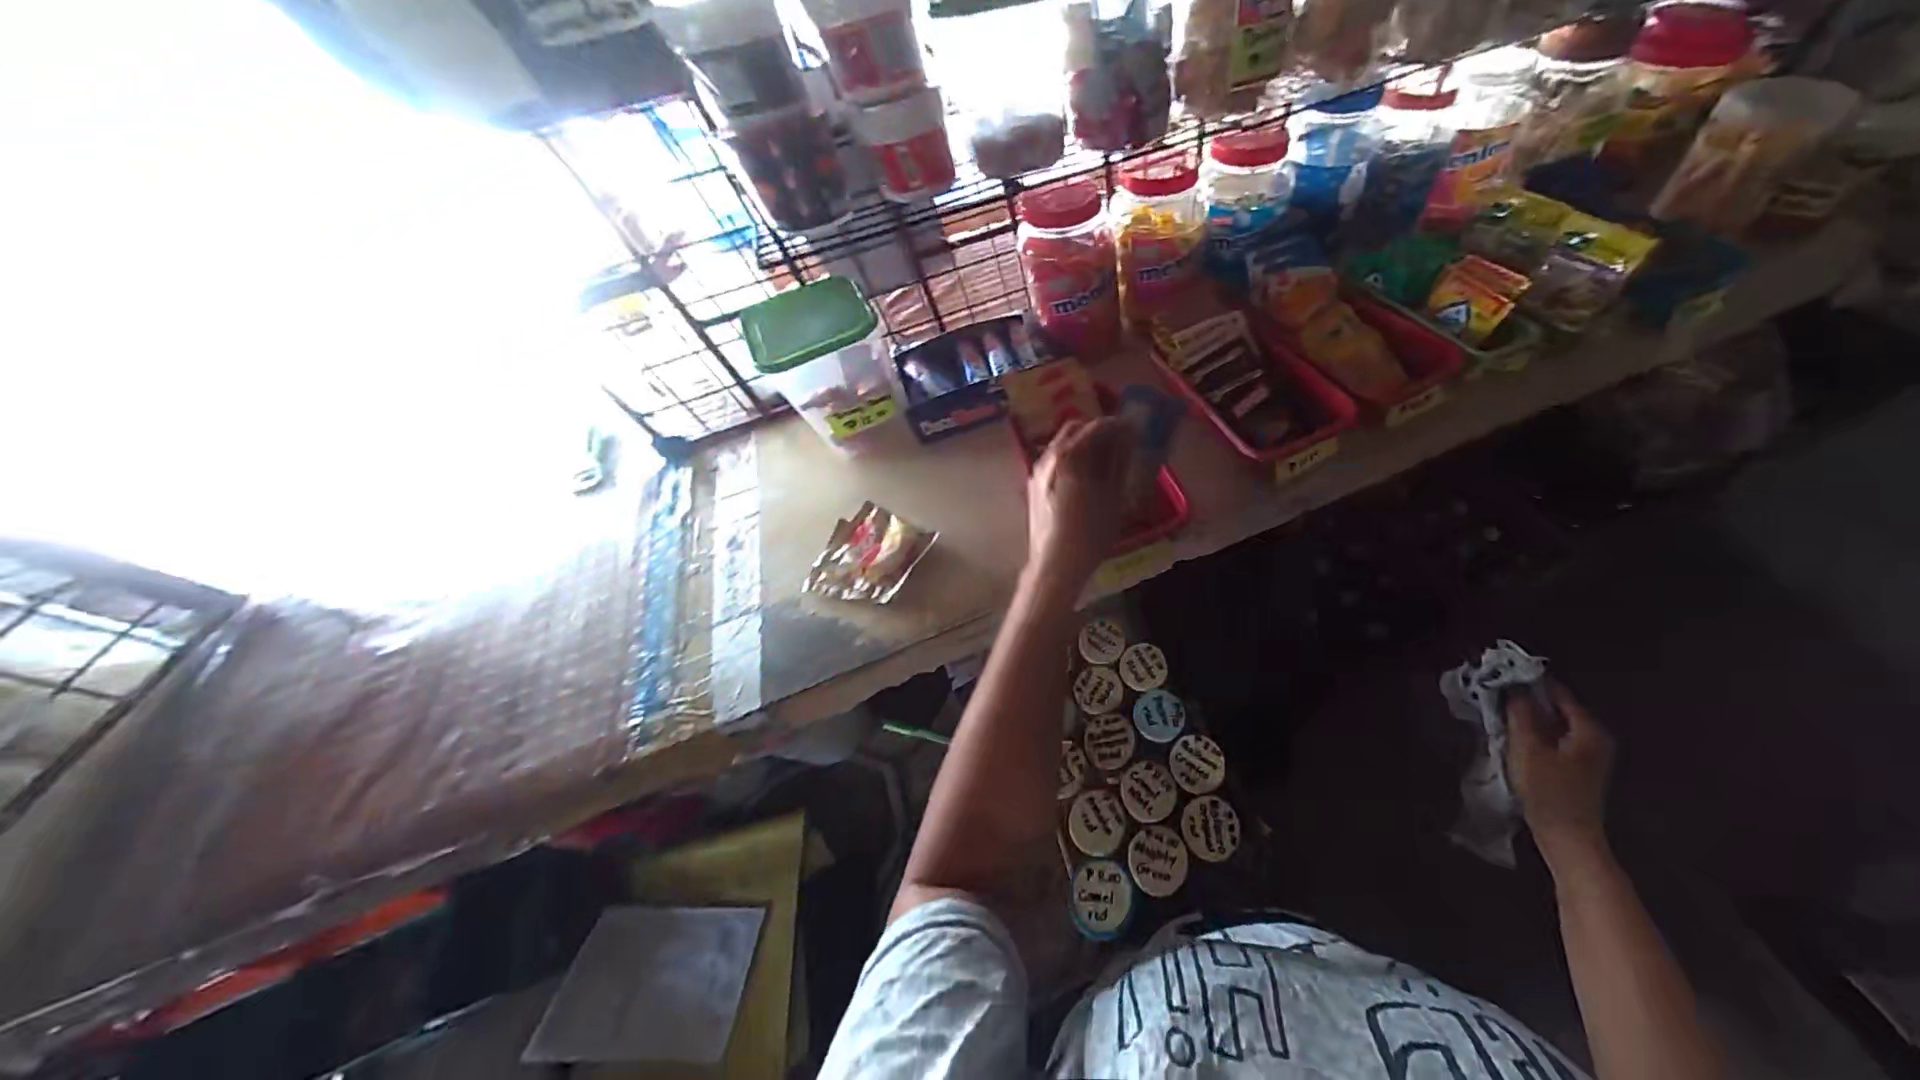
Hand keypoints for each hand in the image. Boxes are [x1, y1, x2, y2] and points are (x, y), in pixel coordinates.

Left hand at [1027, 417, 1130, 583]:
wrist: (1055, 565)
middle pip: (1072, 431)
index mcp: (1067, 456)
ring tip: (1107, 460)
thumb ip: (1119, 461)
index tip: (1133, 428)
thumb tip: (1128, 434)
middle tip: (1120, 441)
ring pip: (1061, 446)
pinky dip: (1073, 460)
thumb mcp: (1112, 496)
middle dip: (1096, 431)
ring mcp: (1037, 473)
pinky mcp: (1035, 489)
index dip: (1116, 425)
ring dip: (1083, 445)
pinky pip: (1055, 463)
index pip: (1094, 427)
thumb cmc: (1089, 533)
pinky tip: (1088, 478)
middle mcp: (1047, 458)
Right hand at [1507, 681, 1614, 860]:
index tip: (1501, 678)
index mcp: (1590, 730)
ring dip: (1527, 719)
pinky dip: (1533, 734)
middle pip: (1556, 709)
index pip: (1558, 693)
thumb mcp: (1527, 748)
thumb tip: (1514, 688)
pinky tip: (1513, 739)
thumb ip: (1520, 714)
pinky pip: (1552, 739)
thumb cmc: (1548, 791)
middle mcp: (1594, 739)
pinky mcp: (1575, 768)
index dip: (1529, 683)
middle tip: (1496, 698)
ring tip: (1500, 717)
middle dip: (1526, 702)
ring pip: (1552, 725)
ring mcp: (1587, 755)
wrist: (1566, 835)